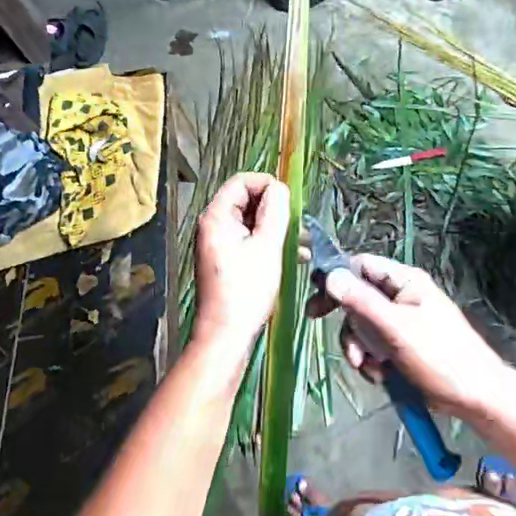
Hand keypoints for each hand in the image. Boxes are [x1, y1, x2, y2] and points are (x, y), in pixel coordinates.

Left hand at [192, 172, 290, 352]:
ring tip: (303, 242)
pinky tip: (293, 255)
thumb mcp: (267, 246)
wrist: (225, 334)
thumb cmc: (246, 290)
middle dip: (275, 208)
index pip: (242, 181)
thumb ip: (275, 212)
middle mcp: (212, 225)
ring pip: (250, 221)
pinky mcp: (225, 259)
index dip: (267, 184)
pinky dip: (268, 242)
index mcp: (216, 217)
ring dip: (276, 227)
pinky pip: (248, 239)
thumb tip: (280, 188)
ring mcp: (217, 243)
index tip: (290, 200)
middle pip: (246, 200)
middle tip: (299, 223)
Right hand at [314, 255, 510, 416]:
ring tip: (370, 365)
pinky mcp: (402, 346)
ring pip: (362, 325)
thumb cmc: (440, 357)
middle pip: (357, 295)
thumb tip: (330, 276)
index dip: (336, 275)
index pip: (361, 265)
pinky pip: (374, 346)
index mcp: (405, 281)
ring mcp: (402, 322)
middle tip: (315, 318)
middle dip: (346, 317)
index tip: (313, 292)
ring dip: (359, 345)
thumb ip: (362, 302)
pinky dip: (372, 360)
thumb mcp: (396, 328)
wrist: (476, 397)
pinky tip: (381, 374)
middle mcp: (402, 296)